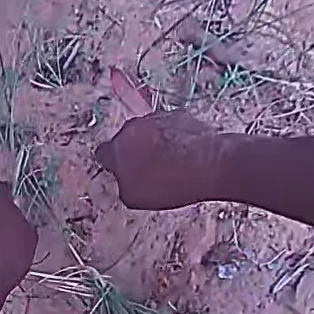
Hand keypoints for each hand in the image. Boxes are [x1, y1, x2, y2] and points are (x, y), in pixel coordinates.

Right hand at [93, 109, 248, 209]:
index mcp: (116, 149)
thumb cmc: (170, 182)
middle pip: (126, 139)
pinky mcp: (180, 115)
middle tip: (146, 169)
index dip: (111, 163)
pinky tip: (184, 155)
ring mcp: (157, 118)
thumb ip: (122, 184)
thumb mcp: (133, 198)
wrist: (211, 165)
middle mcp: (133, 128)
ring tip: (169, 163)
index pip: (102, 153)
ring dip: (154, 143)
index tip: (119, 171)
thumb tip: (124, 180)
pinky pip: (171, 127)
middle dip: (134, 151)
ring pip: (148, 131)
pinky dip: (175, 137)